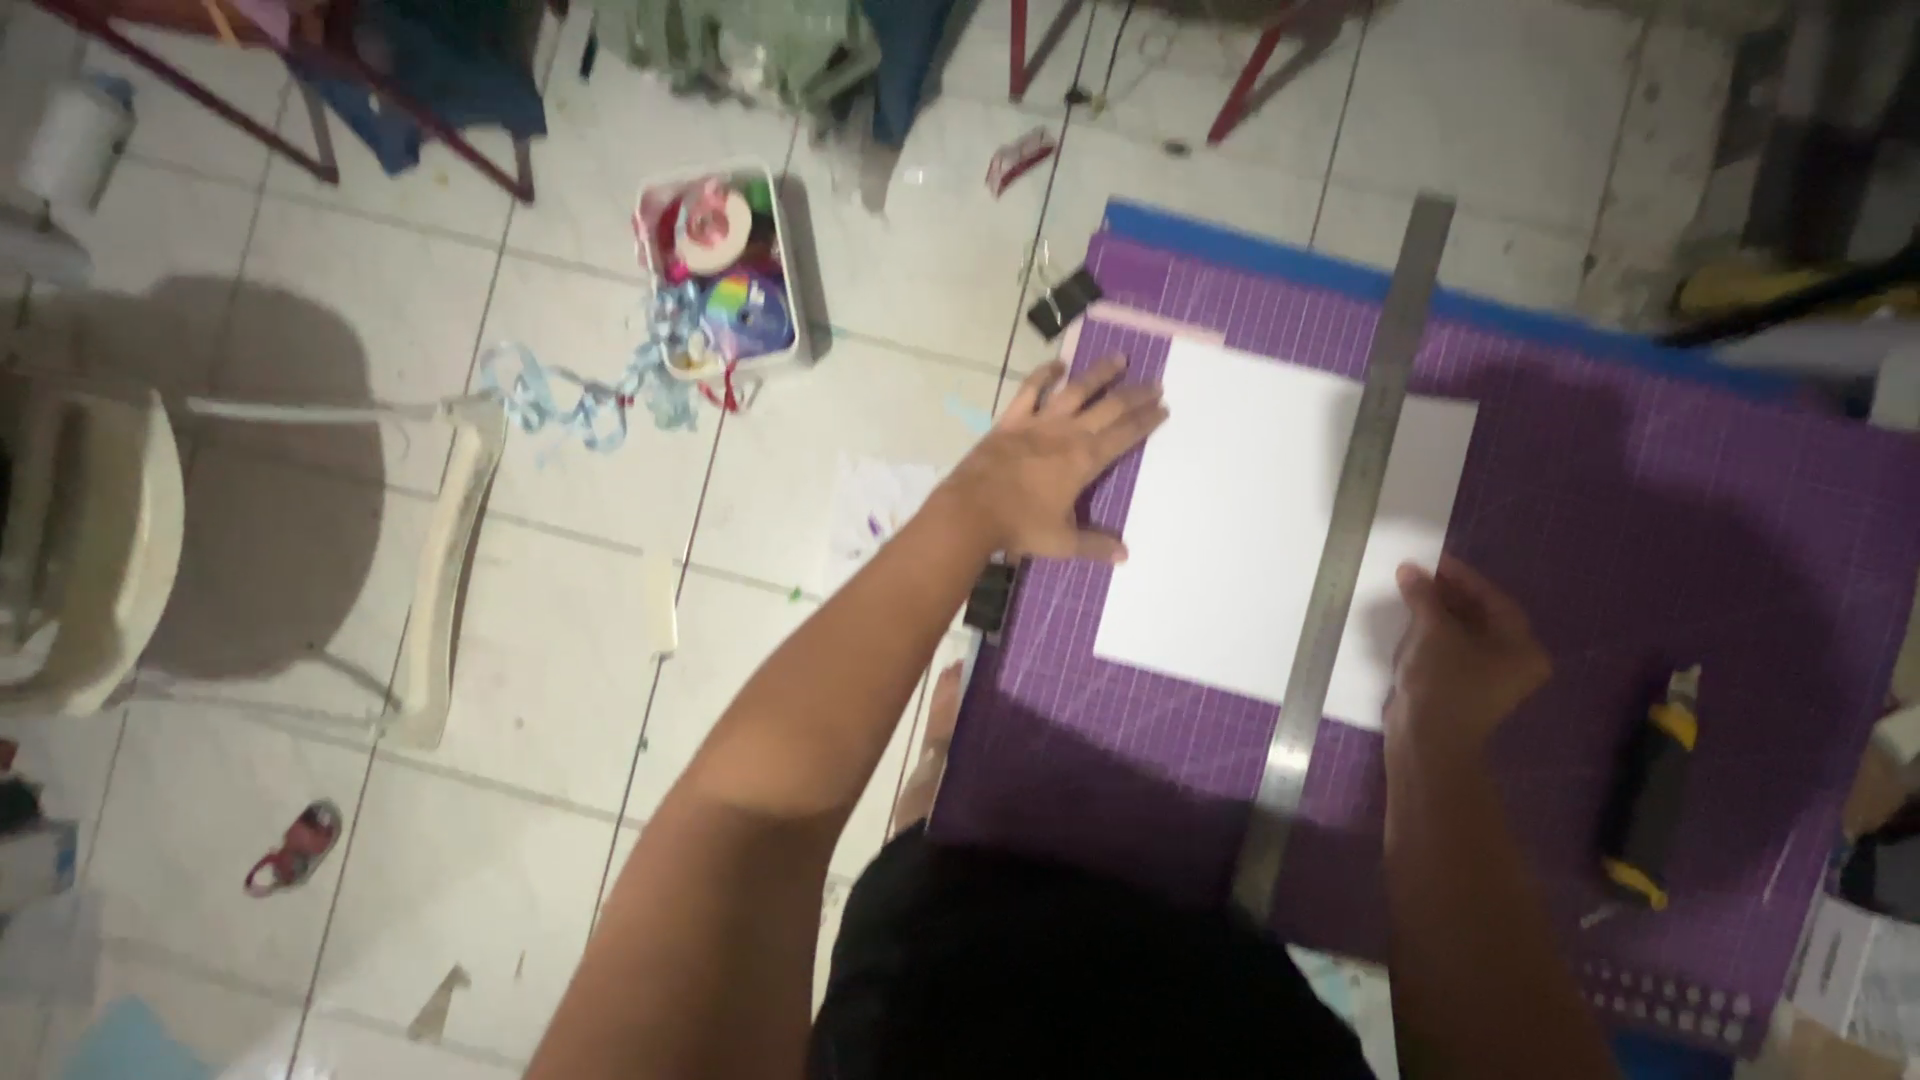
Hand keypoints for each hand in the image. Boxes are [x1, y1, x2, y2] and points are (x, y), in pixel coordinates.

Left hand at [939, 356, 1166, 561]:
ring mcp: (1038, 423)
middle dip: (1135, 394)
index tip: (1163, 408)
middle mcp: (1067, 434)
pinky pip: (1030, 390)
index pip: (1124, 435)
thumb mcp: (1062, 542)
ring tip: (1119, 359)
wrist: (970, 511)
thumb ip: (1095, 545)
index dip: (1146, 421)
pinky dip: (1044, 374)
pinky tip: (1057, 365)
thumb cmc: (1019, 527)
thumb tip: (1123, 556)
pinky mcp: (1011, 420)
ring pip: (1075, 390)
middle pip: (1109, 407)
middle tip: (1155, 383)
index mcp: (1084, 461)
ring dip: (1099, 373)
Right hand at [1386, 556, 1549, 752]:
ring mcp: (1488, 677)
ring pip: (1464, 632)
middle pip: (1481, 615)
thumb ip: (1424, 596)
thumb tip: (1410, 568)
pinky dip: (1434, 632)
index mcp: (1521, 647)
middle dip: (1449, 593)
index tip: (1433, 559)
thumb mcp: (1433, 631)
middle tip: (1419, 574)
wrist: (1427, 738)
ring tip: (1411, 591)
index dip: (1462, 576)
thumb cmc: (1443, 680)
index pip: (1494, 600)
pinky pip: (1452, 649)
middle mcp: (1513, 661)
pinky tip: (1412, 621)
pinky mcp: (1462, 687)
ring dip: (1438, 611)